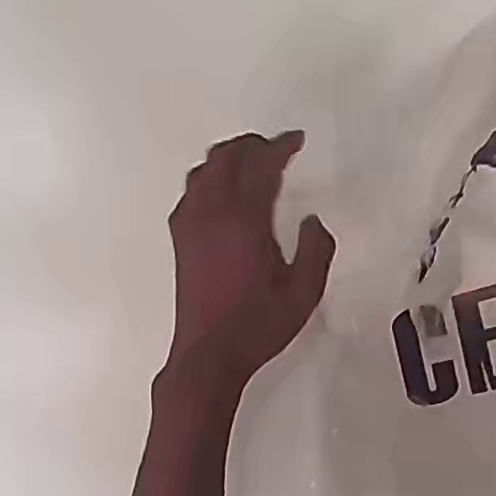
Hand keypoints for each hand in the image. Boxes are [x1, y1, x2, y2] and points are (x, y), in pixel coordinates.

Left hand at [165, 131, 335, 390]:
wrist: (208, 355)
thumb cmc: (256, 326)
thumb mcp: (303, 293)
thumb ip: (315, 250)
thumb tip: (312, 222)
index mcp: (244, 221)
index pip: (260, 165)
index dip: (280, 146)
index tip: (295, 140)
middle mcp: (212, 215)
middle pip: (226, 157)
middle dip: (252, 144)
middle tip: (275, 149)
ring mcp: (190, 227)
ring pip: (203, 171)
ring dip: (227, 158)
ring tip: (249, 164)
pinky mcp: (180, 242)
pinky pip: (190, 192)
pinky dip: (208, 180)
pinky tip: (220, 195)